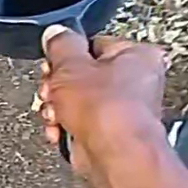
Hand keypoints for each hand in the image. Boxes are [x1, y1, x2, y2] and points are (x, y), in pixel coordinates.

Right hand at [36, 25, 169, 173]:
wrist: (113, 154)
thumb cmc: (106, 110)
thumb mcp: (71, 66)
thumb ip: (61, 45)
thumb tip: (55, 33)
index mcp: (136, 55)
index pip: (92, 45)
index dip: (66, 57)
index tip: (52, 66)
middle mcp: (135, 81)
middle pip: (81, 75)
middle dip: (57, 87)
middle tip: (51, 91)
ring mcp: (123, 110)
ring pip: (77, 102)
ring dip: (57, 109)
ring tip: (55, 114)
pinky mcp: (109, 133)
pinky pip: (79, 124)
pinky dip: (65, 127)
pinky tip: (59, 131)